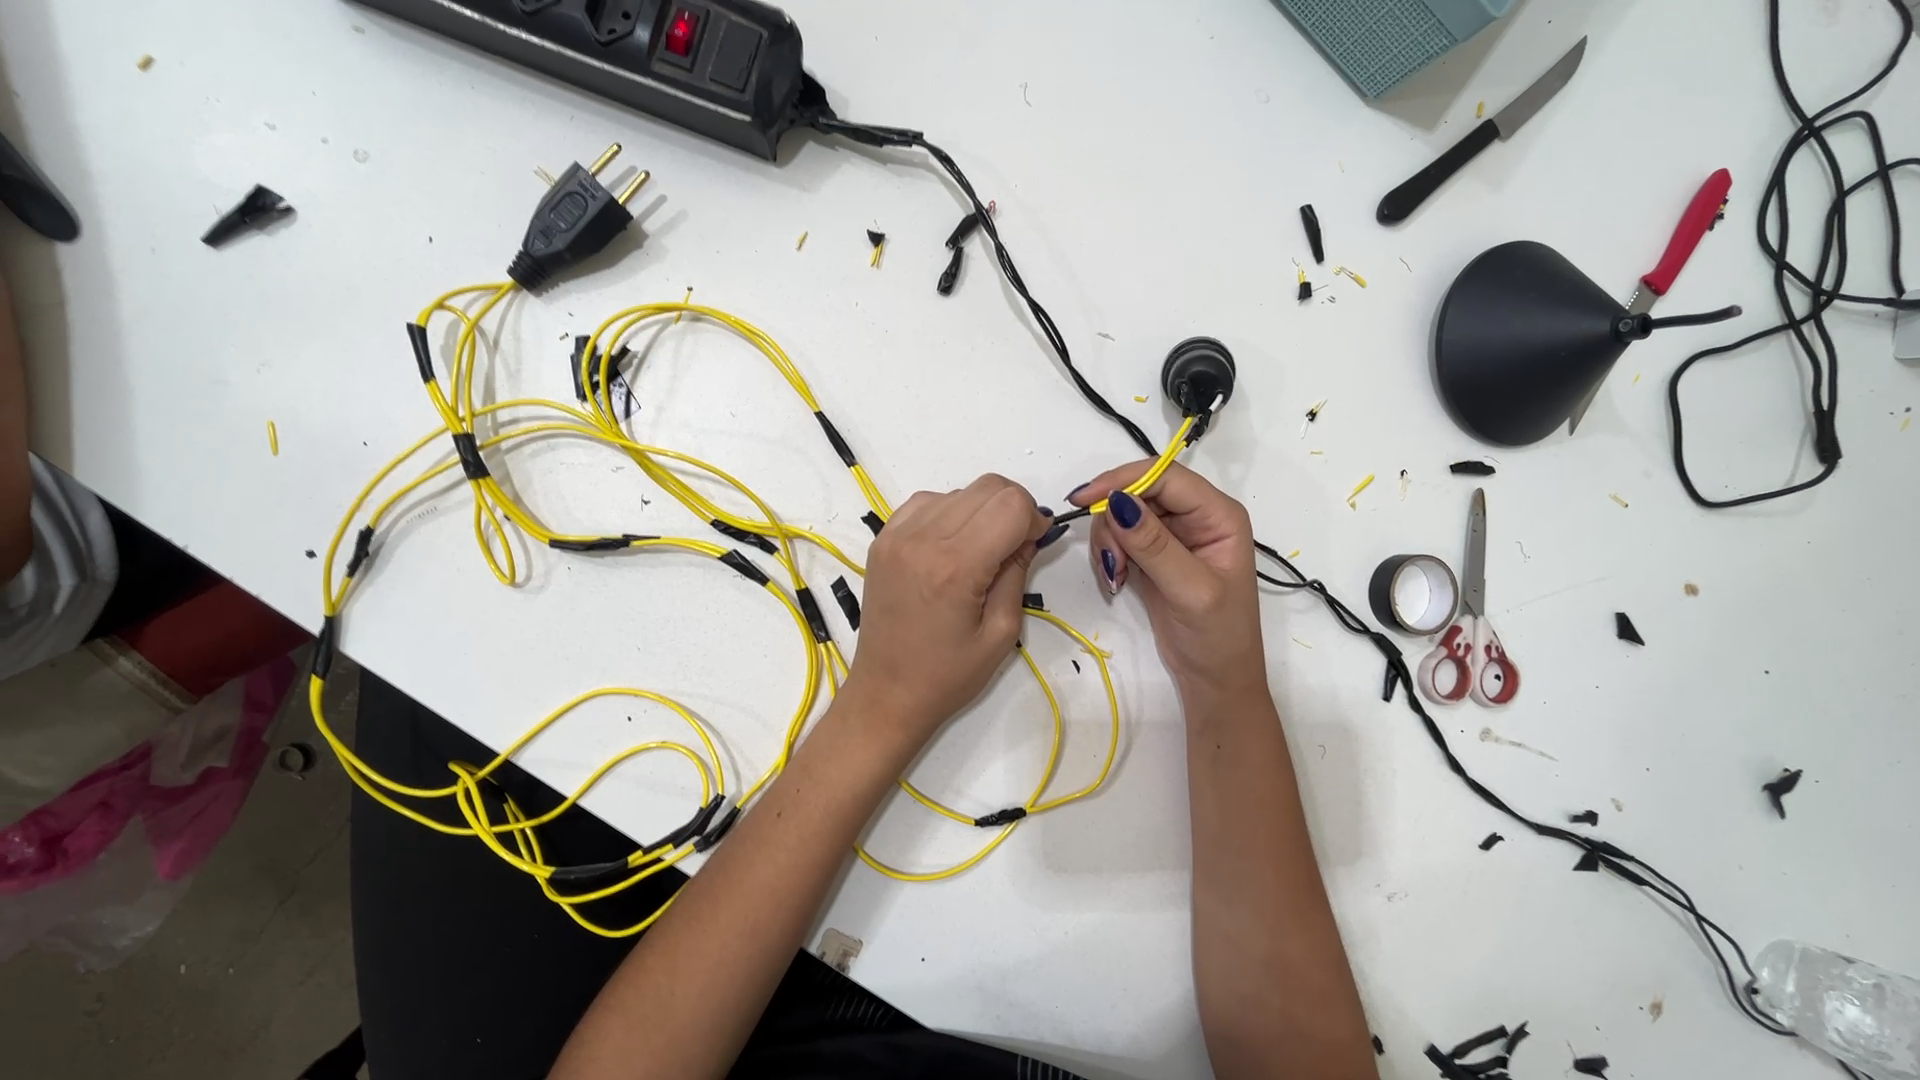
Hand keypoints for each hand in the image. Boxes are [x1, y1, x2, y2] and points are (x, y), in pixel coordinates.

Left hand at [843, 474, 1052, 749]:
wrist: (886, 693)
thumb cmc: (948, 675)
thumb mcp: (1002, 633)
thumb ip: (1018, 573)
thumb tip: (1029, 534)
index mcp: (956, 567)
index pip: (1011, 505)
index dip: (1034, 518)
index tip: (1035, 544)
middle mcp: (923, 540)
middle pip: (988, 487)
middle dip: (1013, 508)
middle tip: (1014, 545)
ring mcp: (896, 535)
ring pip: (958, 491)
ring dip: (981, 510)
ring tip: (981, 549)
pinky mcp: (882, 540)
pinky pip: (926, 502)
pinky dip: (949, 512)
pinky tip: (952, 544)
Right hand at [1069, 463, 1265, 701]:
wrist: (1215, 679)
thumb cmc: (1218, 637)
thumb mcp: (1191, 591)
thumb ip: (1154, 545)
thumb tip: (1117, 503)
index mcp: (1219, 515)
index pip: (1165, 477)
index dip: (1123, 481)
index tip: (1084, 500)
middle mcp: (1197, 516)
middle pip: (1139, 491)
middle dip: (1114, 519)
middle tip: (1111, 561)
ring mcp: (1173, 534)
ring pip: (1124, 512)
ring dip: (1110, 540)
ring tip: (1117, 576)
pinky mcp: (1153, 552)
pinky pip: (1120, 535)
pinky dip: (1110, 553)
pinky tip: (1118, 579)